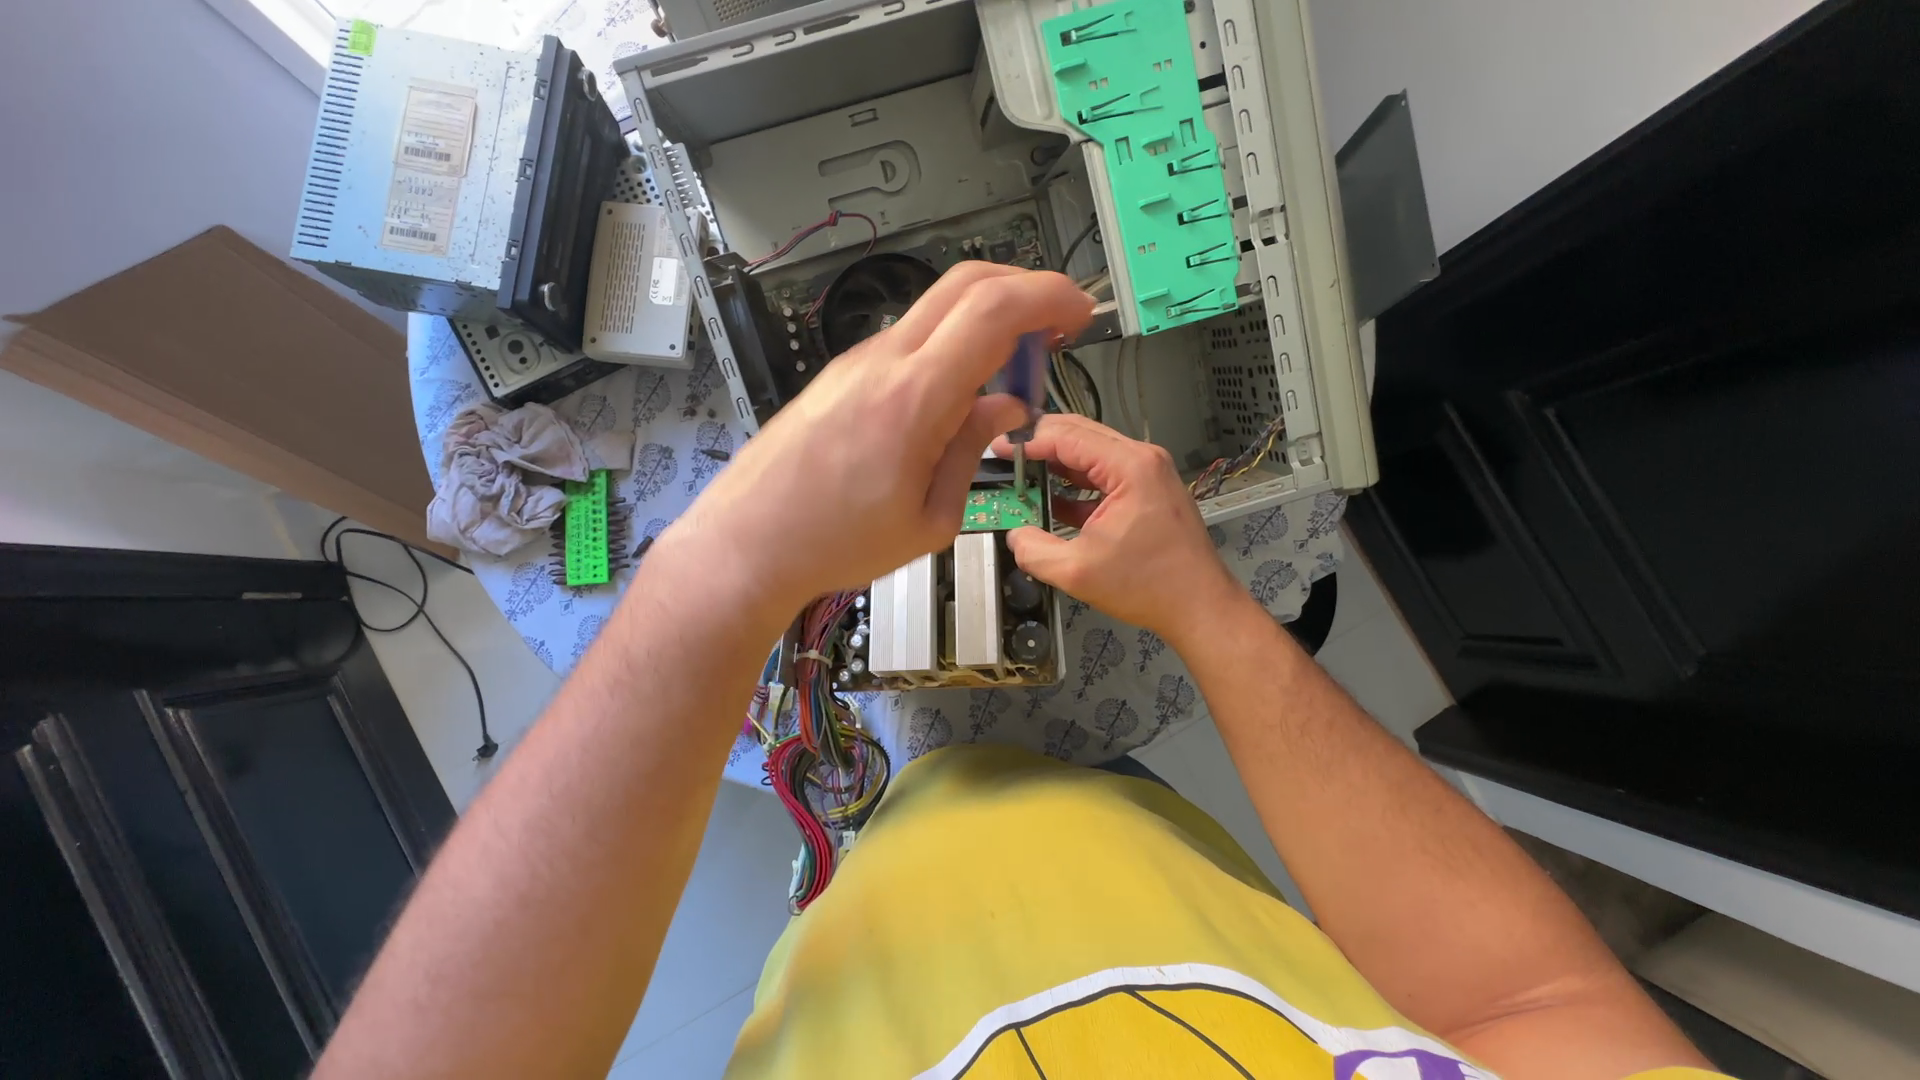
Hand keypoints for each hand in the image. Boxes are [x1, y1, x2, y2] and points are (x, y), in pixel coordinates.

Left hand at [665, 262, 1094, 608]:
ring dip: (985, 322)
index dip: (1050, 296)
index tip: (1078, 313)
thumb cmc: (832, 542)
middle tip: (1053, 331)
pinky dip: (949, 345)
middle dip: (1025, 290)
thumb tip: (1004, 408)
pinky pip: (908, 338)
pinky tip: (957, 392)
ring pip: (936, 307)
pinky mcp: (841, 375)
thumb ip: (973, 449)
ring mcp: (856, 362)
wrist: (748, 544)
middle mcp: (882, 362)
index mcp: (914, 397)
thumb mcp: (929, 518)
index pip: (995, 308)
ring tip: (1006, 376)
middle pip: (966, 282)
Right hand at [992, 414, 1244, 647]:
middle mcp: (1142, 459)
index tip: (996, 450)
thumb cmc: (1147, 586)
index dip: (1027, 441)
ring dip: (1057, 462)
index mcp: (1130, 467)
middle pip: (1080, 434)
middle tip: (1005, 458)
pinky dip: (1077, 482)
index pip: (1067, 436)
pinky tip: (1052, 499)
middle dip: (1040, 444)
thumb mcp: (1077, 572)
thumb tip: (1013, 535)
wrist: (1199, 606)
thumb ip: (1034, 550)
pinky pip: (1105, 474)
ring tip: (1022, 476)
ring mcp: (1149, 473)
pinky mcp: (1149, 490)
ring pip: (1092, 452)